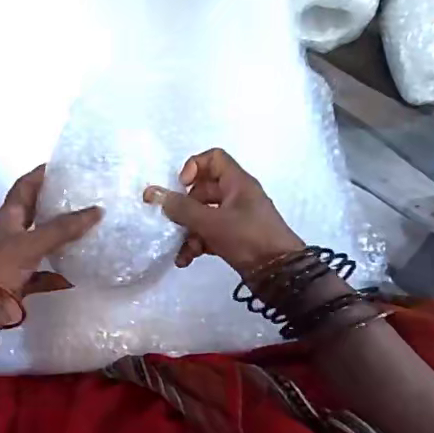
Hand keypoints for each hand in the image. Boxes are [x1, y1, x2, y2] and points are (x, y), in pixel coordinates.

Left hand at [0, 165, 102, 319]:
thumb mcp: (32, 243)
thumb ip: (63, 228)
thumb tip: (97, 210)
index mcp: (8, 216)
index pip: (25, 186)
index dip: (40, 174)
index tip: (62, 166)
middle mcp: (11, 233)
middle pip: (35, 213)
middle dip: (55, 204)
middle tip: (82, 197)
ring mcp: (15, 258)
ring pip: (41, 244)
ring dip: (60, 239)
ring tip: (87, 230)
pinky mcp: (19, 282)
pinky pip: (43, 275)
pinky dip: (59, 275)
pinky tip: (77, 274)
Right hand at [144, 149, 303, 274]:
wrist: (279, 274)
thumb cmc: (249, 238)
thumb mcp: (212, 222)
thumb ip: (182, 208)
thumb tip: (154, 194)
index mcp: (237, 183)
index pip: (213, 158)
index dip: (194, 167)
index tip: (181, 186)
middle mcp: (236, 196)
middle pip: (203, 190)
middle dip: (185, 208)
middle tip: (172, 222)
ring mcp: (235, 219)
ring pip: (203, 216)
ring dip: (188, 232)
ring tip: (180, 250)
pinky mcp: (233, 239)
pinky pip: (208, 235)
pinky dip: (196, 245)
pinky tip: (185, 260)